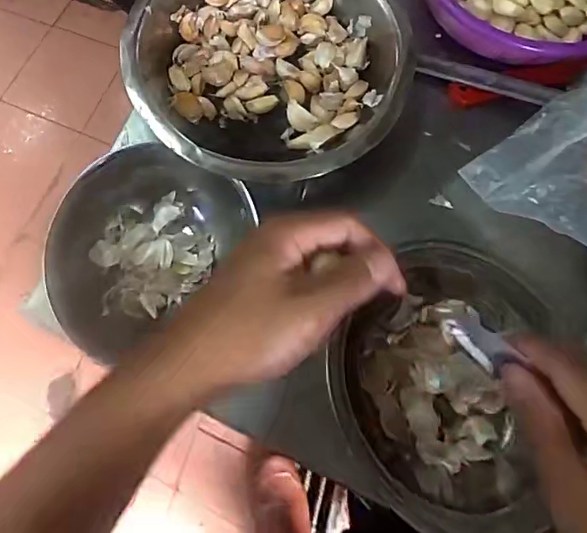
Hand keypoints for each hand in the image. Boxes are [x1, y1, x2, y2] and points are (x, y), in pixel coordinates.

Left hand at [140, 212, 404, 399]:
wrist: (188, 362)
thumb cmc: (251, 334)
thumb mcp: (309, 310)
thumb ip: (350, 281)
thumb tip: (385, 260)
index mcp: (287, 231)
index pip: (348, 223)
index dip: (378, 250)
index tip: (398, 289)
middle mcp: (275, 234)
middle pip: (332, 236)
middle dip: (361, 265)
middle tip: (381, 303)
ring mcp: (262, 256)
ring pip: (316, 258)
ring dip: (340, 280)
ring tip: (353, 314)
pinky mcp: (255, 280)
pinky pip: (299, 274)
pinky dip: (318, 291)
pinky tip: (318, 320)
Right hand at [503, 337, 586, 532]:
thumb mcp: (572, 502)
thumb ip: (543, 430)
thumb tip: (512, 370)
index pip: (575, 371)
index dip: (535, 349)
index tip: (497, 341)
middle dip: (549, 361)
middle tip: (506, 362)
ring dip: (570, 382)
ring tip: (531, 386)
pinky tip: (570, 417)